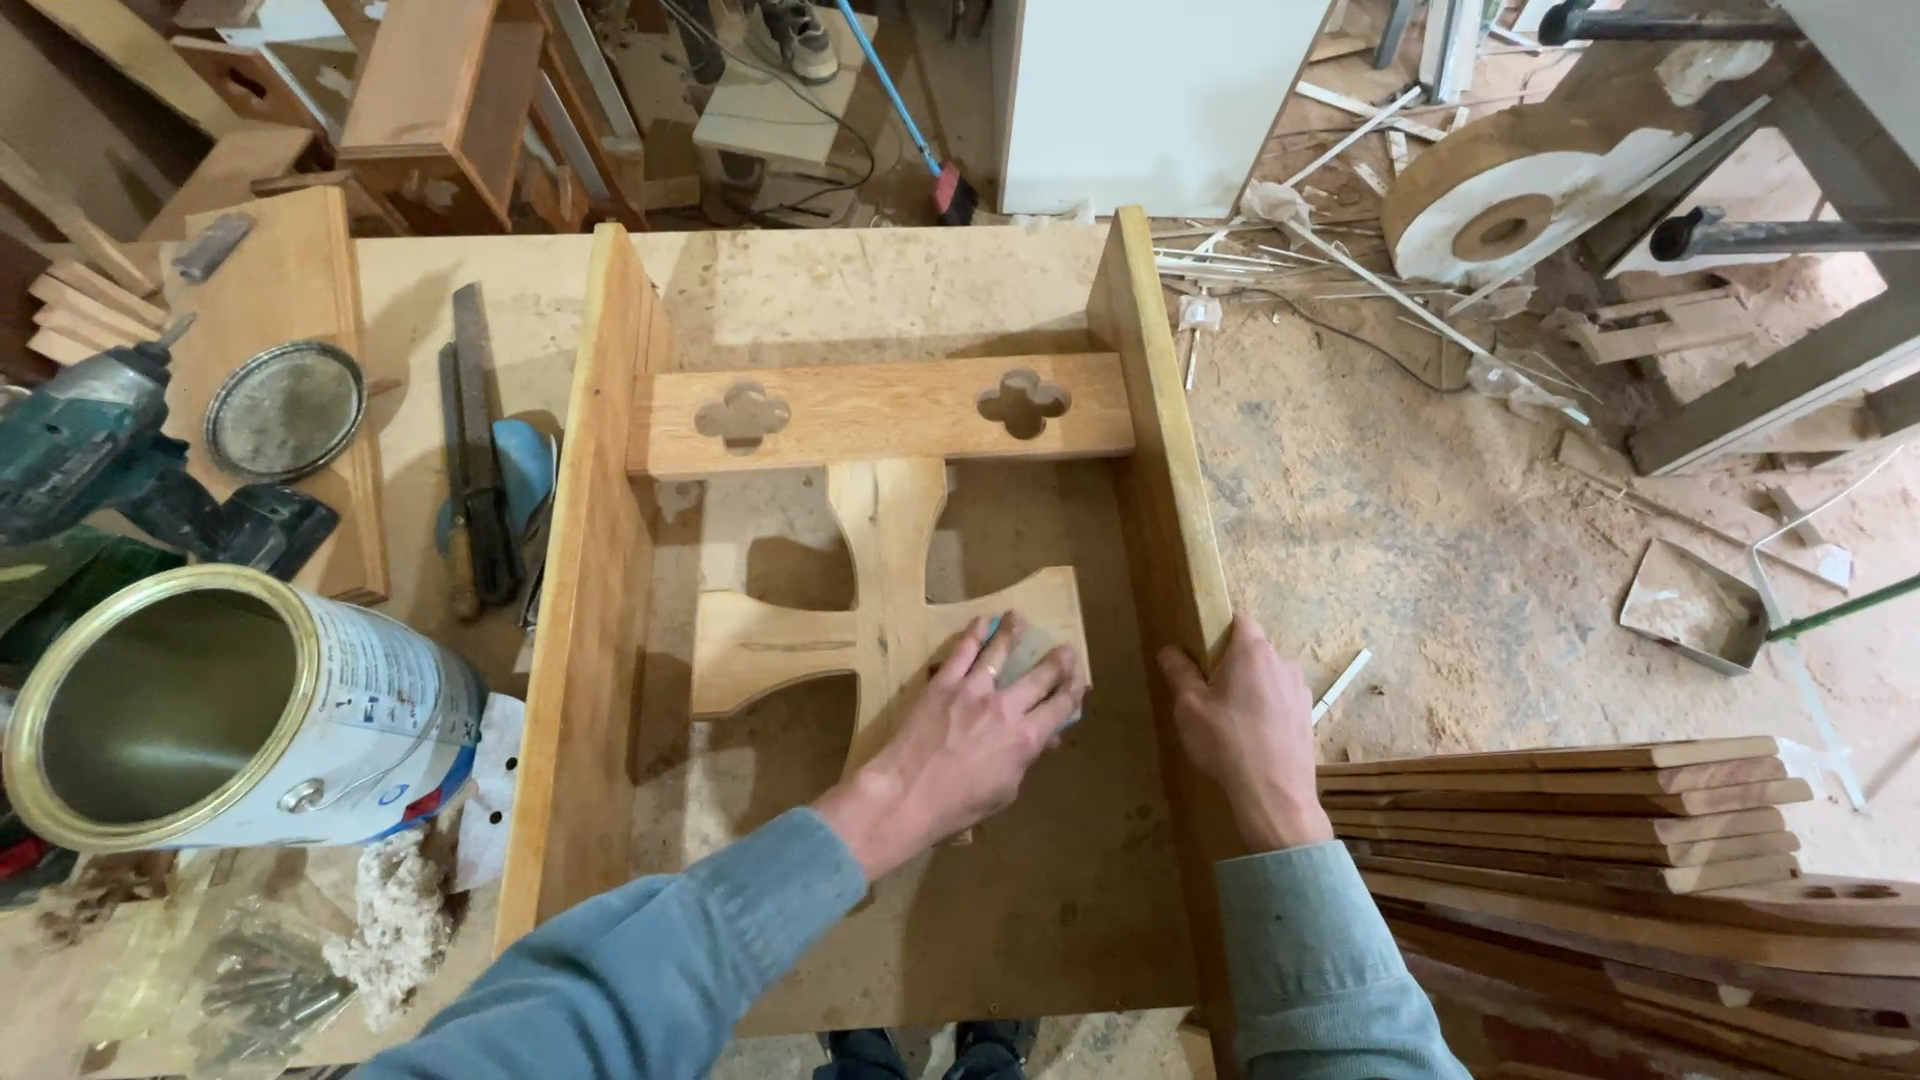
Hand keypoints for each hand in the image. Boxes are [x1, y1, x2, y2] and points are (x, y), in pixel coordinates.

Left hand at [813, 612, 1086, 880]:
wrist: (907, 794)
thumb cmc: (958, 805)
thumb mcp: (1005, 791)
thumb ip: (1026, 760)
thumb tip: (1046, 739)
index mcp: (1025, 738)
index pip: (1060, 707)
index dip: (1073, 691)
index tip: (1079, 680)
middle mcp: (1006, 707)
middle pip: (1039, 676)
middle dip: (1057, 661)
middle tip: (1065, 649)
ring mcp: (973, 690)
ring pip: (1000, 653)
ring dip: (1013, 633)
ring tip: (1020, 617)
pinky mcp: (944, 682)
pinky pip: (963, 652)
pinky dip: (974, 634)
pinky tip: (982, 621)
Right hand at [1157, 611, 1331, 852]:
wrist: (1274, 795)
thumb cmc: (1226, 742)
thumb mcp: (1189, 707)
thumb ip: (1179, 672)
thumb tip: (1170, 651)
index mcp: (1252, 652)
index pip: (1239, 619)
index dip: (1219, 627)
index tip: (1201, 648)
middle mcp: (1281, 662)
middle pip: (1254, 647)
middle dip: (1231, 660)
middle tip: (1209, 688)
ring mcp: (1299, 689)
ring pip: (1268, 674)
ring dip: (1251, 684)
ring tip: (1231, 715)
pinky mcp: (1307, 715)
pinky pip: (1281, 697)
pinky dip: (1266, 705)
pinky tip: (1253, 733)